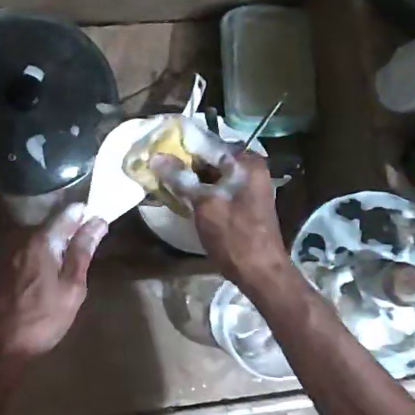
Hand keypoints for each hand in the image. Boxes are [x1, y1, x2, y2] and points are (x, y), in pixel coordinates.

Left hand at [0, 202, 107, 364]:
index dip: (87, 215)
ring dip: (59, 246)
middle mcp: (23, 238)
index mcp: (42, 239)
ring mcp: (10, 252)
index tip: (102, 223)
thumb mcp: (72, 287)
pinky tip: (53, 274)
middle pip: (53, 224)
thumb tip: (97, 222)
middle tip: (93, 246)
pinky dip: (45, 257)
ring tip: (76, 262)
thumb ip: (83, 251)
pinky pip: (30, 252)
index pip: (69, 212)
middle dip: (73, 230)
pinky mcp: (4, 267)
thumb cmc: (42, 318)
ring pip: (41, 239)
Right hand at [151, 144, 287, 286]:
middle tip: (154, 164)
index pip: (207, 142)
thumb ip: (181, 177)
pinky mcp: (242, 200)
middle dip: (183, 161)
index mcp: (246, 162)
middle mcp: (250, 168)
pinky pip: (216, 186)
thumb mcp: (205, 204)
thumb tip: (155, 157)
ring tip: (161, 178)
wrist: (260, 272)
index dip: (180, 145)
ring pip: (211, 173)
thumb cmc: (233, 235)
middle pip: (209, 156)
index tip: (155, 147)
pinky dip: (199, 188)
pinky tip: (179, 194)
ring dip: (189, 176)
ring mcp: (248, 185)